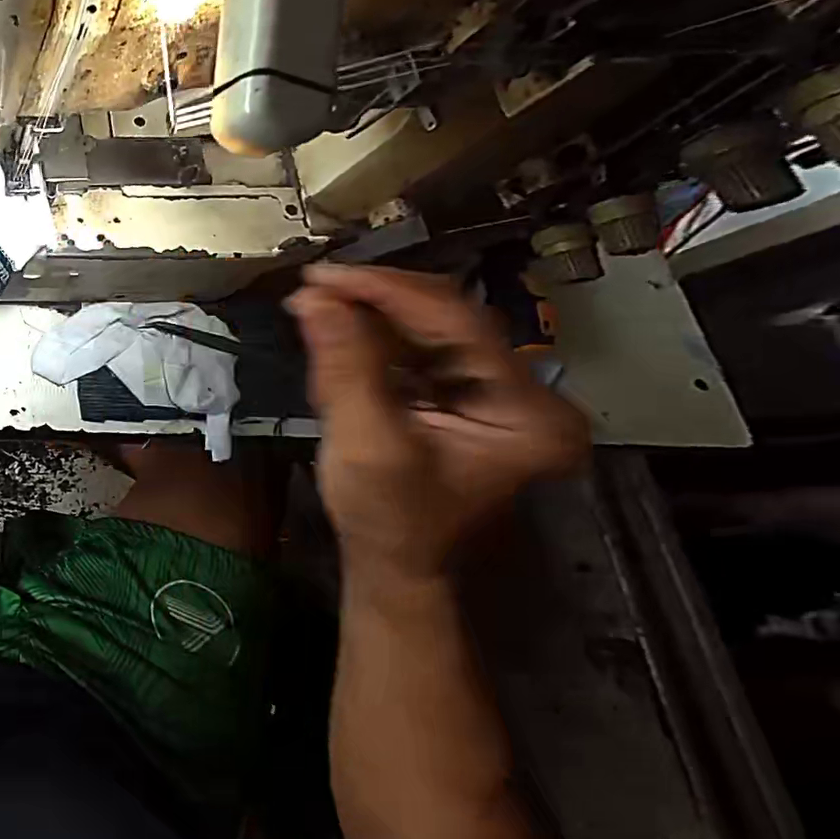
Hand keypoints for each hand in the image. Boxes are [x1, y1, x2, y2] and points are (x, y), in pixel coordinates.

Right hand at [286, 264, 589, 578]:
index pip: (458, 325)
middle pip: (447, 321)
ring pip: (428, 330)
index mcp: (526, 413)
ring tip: (315, 303)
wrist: (391, 562)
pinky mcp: (458, 397)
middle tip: (315, 285)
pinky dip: (369, 337)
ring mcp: (491, 395)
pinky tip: (334, 329)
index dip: (388, 292)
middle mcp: (523, 395)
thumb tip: (313, 297)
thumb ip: (344, 366)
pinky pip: (415, 351)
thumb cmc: (387, 517)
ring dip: (367, 314)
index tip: (325, 276)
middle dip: (376, 299)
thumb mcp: (365, 442)